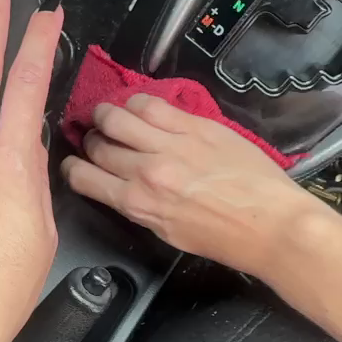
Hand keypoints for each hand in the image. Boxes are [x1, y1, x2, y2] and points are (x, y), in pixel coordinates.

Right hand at [61, 95, 316, 278]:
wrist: (269, 223)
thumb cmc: (223, 237)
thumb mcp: (168, 233)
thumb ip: (140, 207)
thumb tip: (124, 189)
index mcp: (138, 204)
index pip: (85, 177)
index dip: (72, 168)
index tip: (73, 164)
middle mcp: (146, 170)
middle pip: (99, 145)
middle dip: (90, 140)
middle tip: (93, 137)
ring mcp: (170, 144)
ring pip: (118, 116)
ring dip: (106, 115)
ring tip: (108, 116)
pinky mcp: (194, 125)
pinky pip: (152, 104)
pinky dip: (137, 103)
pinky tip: (139, 108)